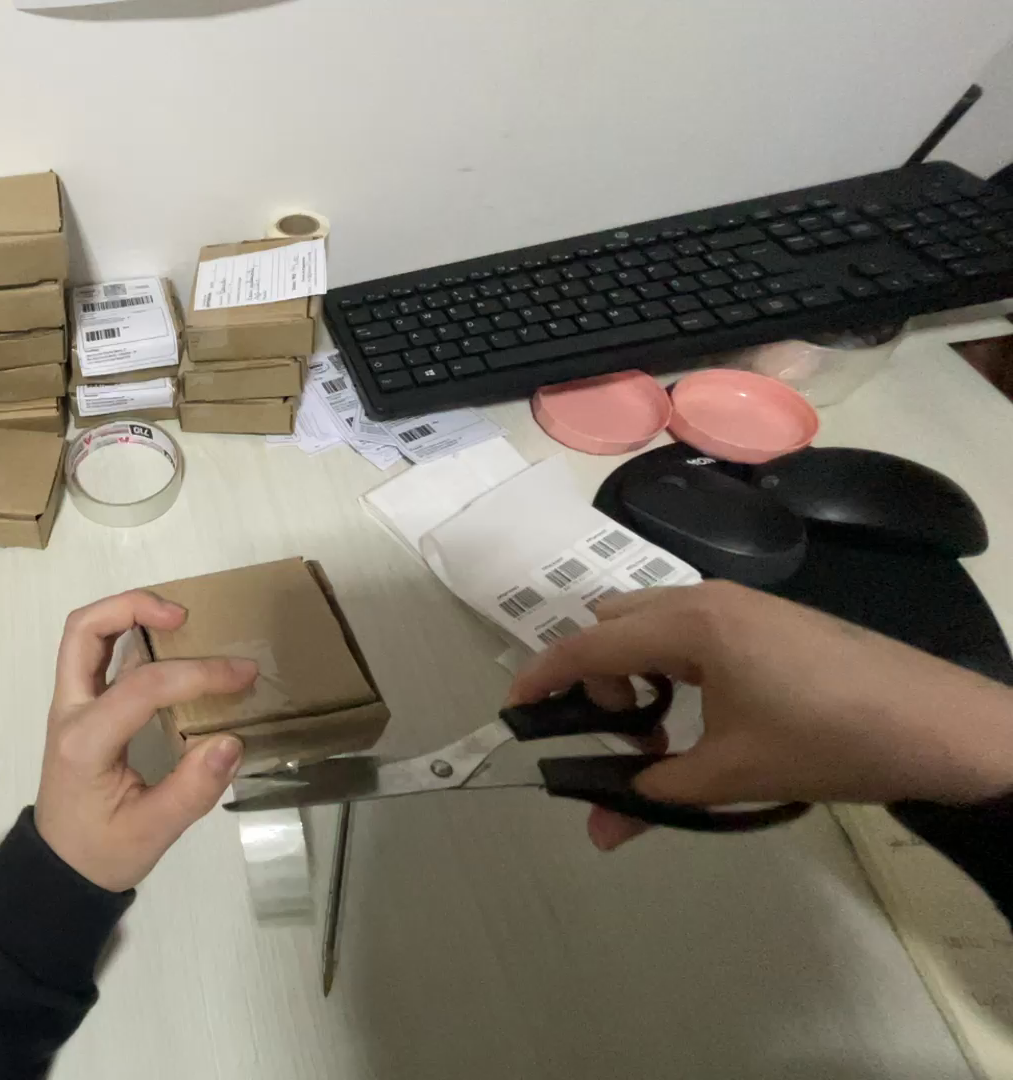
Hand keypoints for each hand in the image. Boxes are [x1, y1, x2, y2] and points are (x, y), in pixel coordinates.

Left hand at [36, 589, 257, 891]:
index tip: (243, 674)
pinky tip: (163, 644)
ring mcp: (69, 703)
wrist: (59, 866)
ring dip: (125, 613)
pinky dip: (125, 634)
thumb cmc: (102, 851)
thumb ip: (192, 789)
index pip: (142, 687)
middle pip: (83, 629)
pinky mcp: (79, 705)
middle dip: (132, 607)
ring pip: (83, 633)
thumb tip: (232, 739)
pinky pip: (95, 653)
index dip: (197, 674)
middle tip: (184, 616)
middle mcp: (69, 710)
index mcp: (85, 742)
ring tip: (176, 619)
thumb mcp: (152, 833)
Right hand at [508, 581, 1012, 850]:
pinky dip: (664, 656)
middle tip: (625, 727)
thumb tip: (597, 836)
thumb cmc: (838, 744)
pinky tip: (701, 700)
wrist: (968, 733)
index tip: (515, 708)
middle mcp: (701, 599)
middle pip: (606, 623)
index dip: (541, 677)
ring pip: (641, 618)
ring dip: (630, 663)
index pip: (586, 647)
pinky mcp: (761, 611)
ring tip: (663, 719)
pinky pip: (680, 621)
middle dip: (595, 673)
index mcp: (689, 628)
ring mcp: (735, 600)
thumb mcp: (735, 776)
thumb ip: (652, 796)